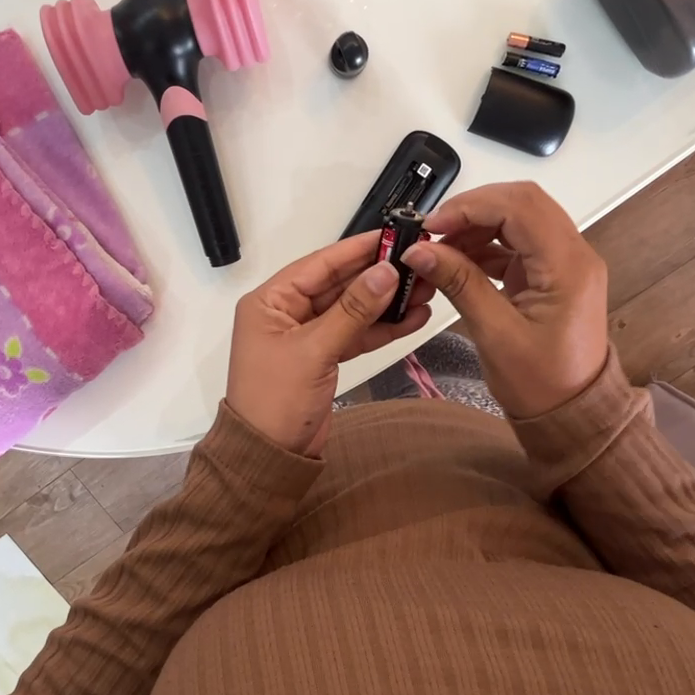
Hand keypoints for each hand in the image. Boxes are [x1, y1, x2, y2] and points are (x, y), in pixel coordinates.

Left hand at [226, 231, 433, 454]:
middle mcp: (285, 313)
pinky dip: (380, 329)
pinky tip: (412, 319)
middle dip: (377, 276)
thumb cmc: (276, 401)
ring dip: (385, 302)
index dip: (358, 250)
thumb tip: (385, 272)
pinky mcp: (322, 358)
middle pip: (338, 284)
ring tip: (425, 289)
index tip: (395, 236)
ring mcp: (305, 336)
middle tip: (419, 262)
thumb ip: (352, 311)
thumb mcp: (314, 351)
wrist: (269, 457)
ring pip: (350, 310)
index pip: (319, 264)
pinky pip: (354, 334)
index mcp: (270, 301)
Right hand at [400, 182, 608, 418]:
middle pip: (521, 203)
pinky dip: (483, 247)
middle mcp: (573, 254)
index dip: (471, 206)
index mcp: (568, 266)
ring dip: (475, 227)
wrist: (571, 415)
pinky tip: (456, 264)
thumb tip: (418, 250)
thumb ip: (459, 283)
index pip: (520, 206)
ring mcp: (563, 263)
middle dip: (472, 210)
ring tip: (439, 251)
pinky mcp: (550, 275)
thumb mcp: (494, 333)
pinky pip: (516, 244)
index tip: (431, 227)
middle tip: (432, 234)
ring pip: (517, 220)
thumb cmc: (538, 382)